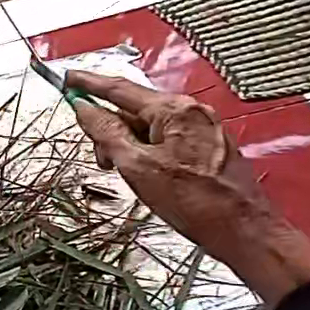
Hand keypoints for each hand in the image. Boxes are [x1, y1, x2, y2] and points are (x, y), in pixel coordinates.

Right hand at [64, 70, 309, 303]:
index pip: (120, 89)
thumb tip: (85, 109)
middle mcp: (191, 111)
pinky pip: (164, 138)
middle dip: (109, 129)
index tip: (67, 78)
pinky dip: (144, 151)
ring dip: (126, 145)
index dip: (88, 84)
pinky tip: (142, 173)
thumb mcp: (137, 167)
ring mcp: (201, 127)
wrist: (242, 230)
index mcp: (174, 111)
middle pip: (133, 109)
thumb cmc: (194, 202)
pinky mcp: (206, 145)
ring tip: (123, 172)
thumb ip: (107, 133)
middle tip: (100, 158)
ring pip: (147, 126)